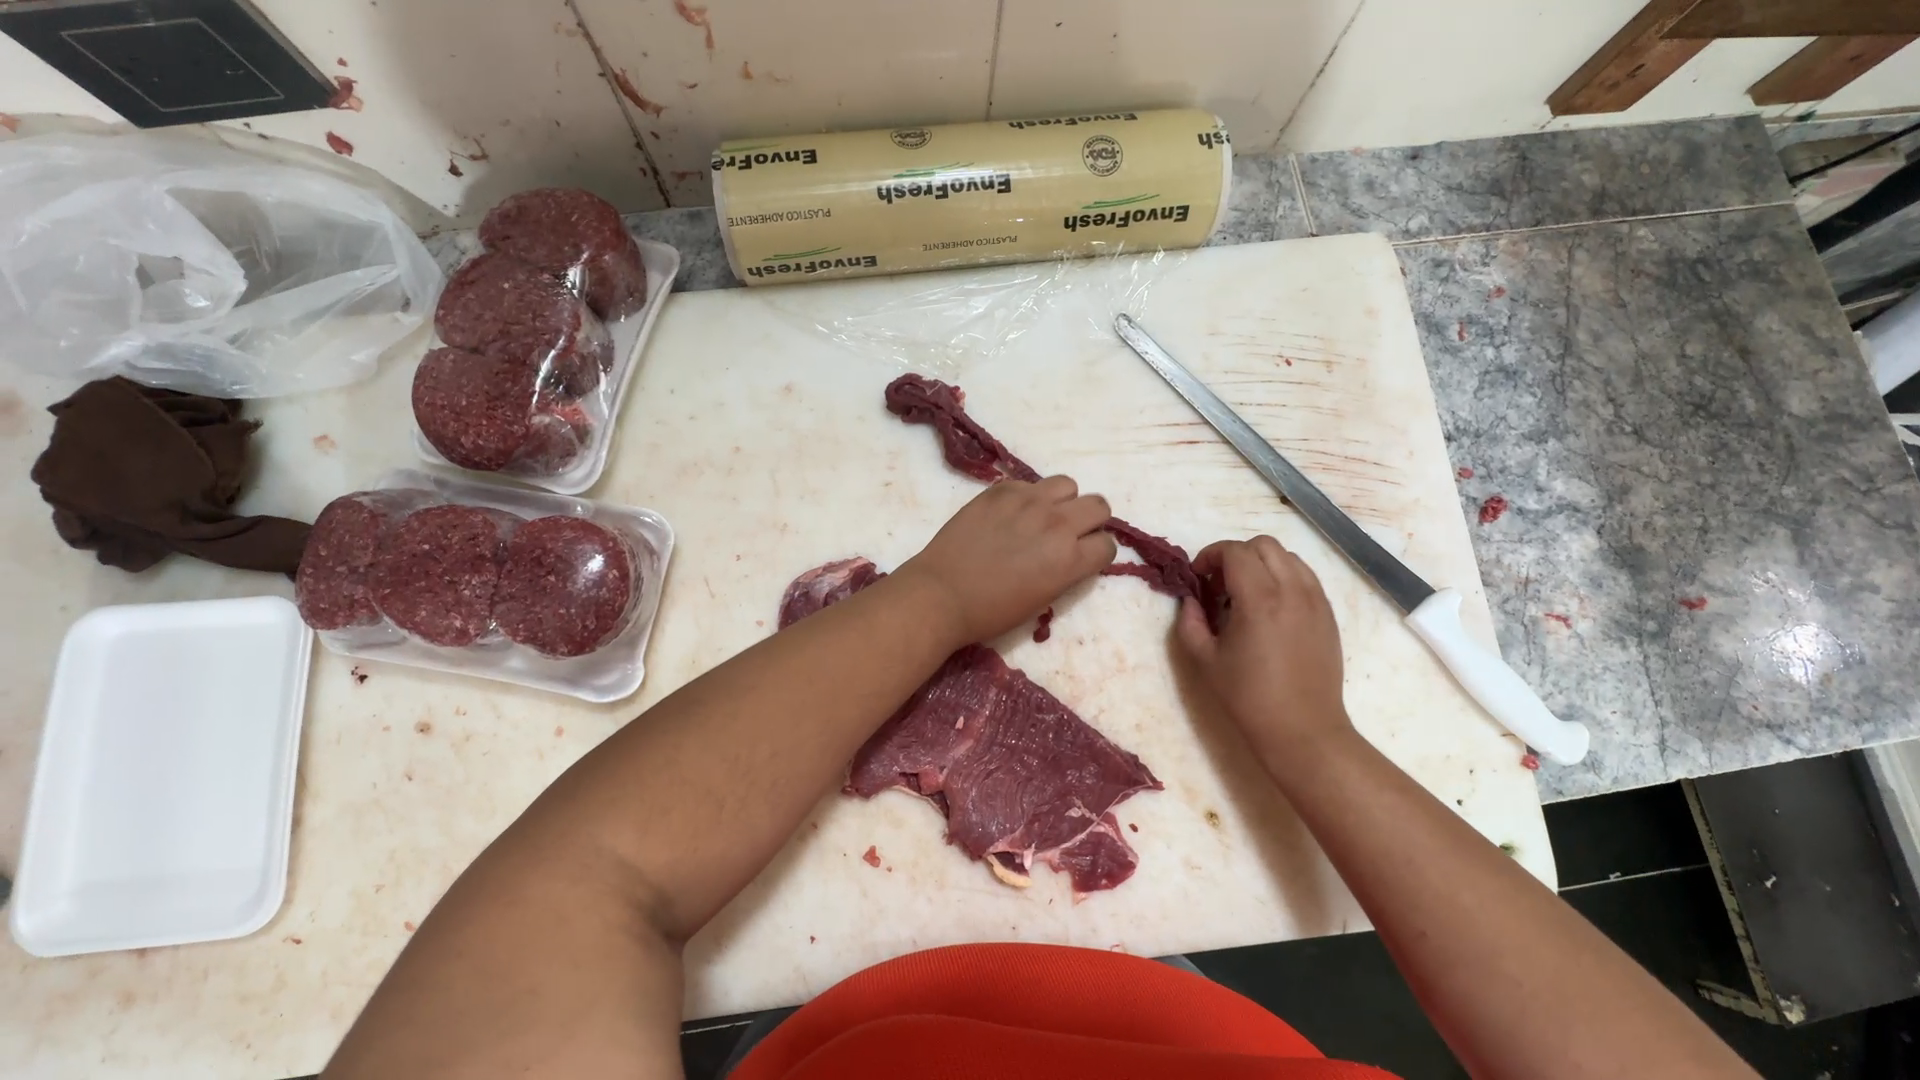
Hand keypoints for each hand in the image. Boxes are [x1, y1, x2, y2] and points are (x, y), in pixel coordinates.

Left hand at [897, 476, 1116, 645]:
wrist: (942, 593)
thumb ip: (1066, 572)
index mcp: (1070, 559)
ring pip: (1067, 484)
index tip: (1083, 557)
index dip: (1097, 552)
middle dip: (1090, 520)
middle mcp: (1057, 523)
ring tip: (1042, 516)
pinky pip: (1029, 484)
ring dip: (1062, 501)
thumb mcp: (1042, 600)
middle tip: (1070, 533)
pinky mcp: (1001, 490)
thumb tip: (1072, 555)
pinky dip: (1027, 497)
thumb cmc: (991, 612)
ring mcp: (1028, 501)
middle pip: (1098, 505)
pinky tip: (1009, 515)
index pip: (1107, 544)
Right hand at [1175, 536, 1353, 759]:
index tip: (1197, 576)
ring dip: (1262, 564)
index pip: (1234, 551)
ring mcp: (1316, 600)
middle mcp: (1292, 590)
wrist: (1302, 728)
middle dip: (1236, 555)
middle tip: (1220, 584)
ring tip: (1247, 594)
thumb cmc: (1248, 697)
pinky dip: (1284, 577)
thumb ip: (1191, 622)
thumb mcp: (1205, 661)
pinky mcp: (1328, 614)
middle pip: (1263, 545)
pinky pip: (1306, 577)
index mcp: (1259, 599)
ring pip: (1288, 557)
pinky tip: (1271, 607)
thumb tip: (1192, 600)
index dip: (1210, 555)